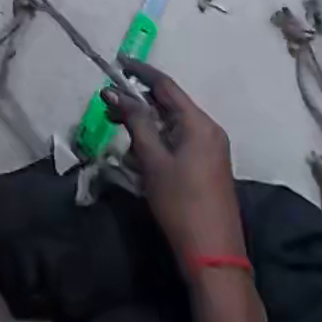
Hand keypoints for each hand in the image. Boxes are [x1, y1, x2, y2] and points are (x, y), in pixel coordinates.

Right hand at [102, 58, 247, 268]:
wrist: (214, 258)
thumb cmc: (181, 204)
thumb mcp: (153, 160)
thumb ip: (135, 121)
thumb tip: (114, 92)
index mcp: (199, 122)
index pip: (166, 85)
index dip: (140, 72)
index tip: (117, 63)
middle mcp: (208, 129)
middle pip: (169, 104)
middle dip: (138, 103)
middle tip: (108, 108)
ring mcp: (211, 149)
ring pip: (172, 124)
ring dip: (146, 125)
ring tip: (120, 134)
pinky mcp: (208, 166)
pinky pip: (179, 141)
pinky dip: (158, 141)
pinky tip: (140, 156)